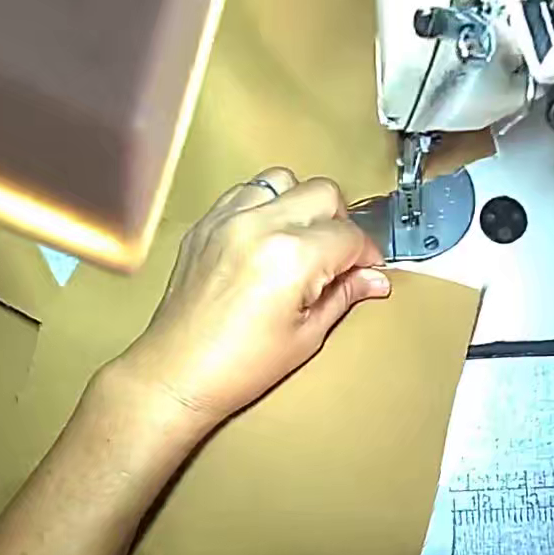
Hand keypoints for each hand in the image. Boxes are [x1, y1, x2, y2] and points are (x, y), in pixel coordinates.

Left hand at [111, 167, 388, 429]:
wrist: (178, 374)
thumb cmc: (239, 367)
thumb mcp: (305, 337)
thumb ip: (342, 297)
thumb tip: (375, 280)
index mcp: (290, 257)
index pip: (348, 234)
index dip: (366, 254)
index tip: (367, 270)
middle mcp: (259, 225)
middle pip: (322, 192)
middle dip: (340, 222)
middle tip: (337, 258)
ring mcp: (227, 219)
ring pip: (282, 180)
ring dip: (301, 205)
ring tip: (301, 243)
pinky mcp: (205, 224)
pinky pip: (245, 192)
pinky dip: (265, 206)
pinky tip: (267, 240)